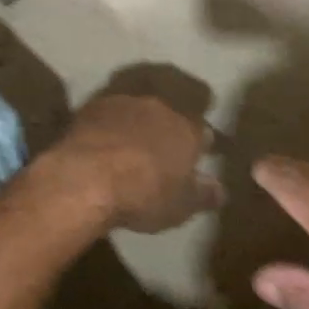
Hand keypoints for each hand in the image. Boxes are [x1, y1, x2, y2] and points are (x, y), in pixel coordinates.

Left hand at [45, 94, 221, 233]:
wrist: (88, 175)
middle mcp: (159, 107)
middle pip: (169, 116)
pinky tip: (103, 140)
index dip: (201, 144)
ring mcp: (124, 102)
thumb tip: (220, 188)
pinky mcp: (94, 105)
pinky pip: (109, 112)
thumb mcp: (181, 206)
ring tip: (130, 144)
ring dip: (137, 124)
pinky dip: (110, 124)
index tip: (199, 154)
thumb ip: (203, 194)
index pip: (202, 131)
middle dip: (168, 130)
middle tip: (161, 150)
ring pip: (138, 110)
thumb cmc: (143, 195)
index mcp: (186, 130)